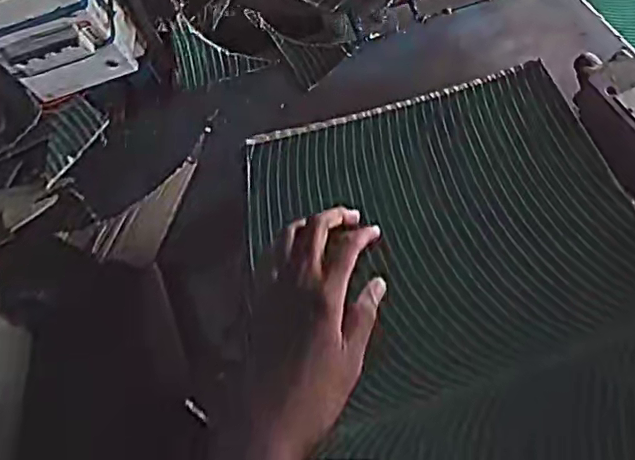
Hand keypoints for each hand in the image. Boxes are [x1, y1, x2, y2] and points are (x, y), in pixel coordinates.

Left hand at [236, 207, 386, 459]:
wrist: (265, 418)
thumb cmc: (313, 396)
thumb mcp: (350, 359)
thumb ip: (364, 315)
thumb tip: (378, 283)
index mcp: (323, 295)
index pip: (346, 248)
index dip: (362, 234)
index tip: (373, 231)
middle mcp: (296, 282)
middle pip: (314, 229)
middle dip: (335, 215)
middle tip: (351, 217)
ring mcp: (273, 286)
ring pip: (288, 235)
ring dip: (308, 222)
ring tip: (323, 224)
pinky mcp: (257, 297)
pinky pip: (269, 254)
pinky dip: (283, 241)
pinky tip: (289, 248)